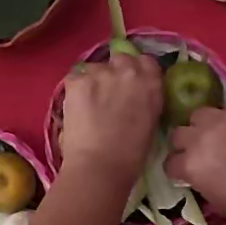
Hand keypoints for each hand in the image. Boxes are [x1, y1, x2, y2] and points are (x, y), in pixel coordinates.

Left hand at [60, 52, 161, 182]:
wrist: (100, 166)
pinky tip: (75, 108)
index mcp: (151, 83)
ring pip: (95, 68)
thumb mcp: (150, 123)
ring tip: (87, 104)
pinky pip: (75, 78)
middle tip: (107, 93)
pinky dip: (74, 90)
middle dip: (114, 72)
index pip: (146, 61)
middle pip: (120, 58)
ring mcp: (100, 73)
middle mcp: (128, 71)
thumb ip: (145, 101)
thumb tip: (135, 97)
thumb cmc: (130, 156)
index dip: (136, 71)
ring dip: (93, 81)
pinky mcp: (76, 81)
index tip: (129, 84)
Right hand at [167, 100, 225, 224]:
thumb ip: (201, 183)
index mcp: (191, 164)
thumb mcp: (218, 202)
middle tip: (202, 153)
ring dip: (205, 125)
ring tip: (221, 135)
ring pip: (200, 114)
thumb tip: (198, 175)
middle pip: (178, 133)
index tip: (186, 173)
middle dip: (186, 143)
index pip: (169, 163)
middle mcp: (201, 136)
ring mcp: (225, 116)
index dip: (178, 169)